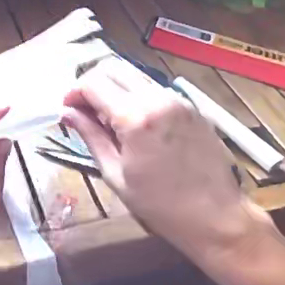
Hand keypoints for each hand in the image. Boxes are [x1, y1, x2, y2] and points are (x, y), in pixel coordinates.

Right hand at [63, 60, 269, 267]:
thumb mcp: (115, 173)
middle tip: (84, 110)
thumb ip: (90, 136)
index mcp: (136, 117)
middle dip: (91, 84)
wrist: (217, 216)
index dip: (73, 93)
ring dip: (114, 88)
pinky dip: (135, 95)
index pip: (93, 83)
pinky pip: (153, 88)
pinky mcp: (191, 107)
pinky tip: (133, 124)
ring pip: (134, 74)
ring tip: (108, 119)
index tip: (68, 111)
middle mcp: (158, 99)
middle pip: (113, 68)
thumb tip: (67, 113)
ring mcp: (178, 100)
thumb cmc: (160, 204)